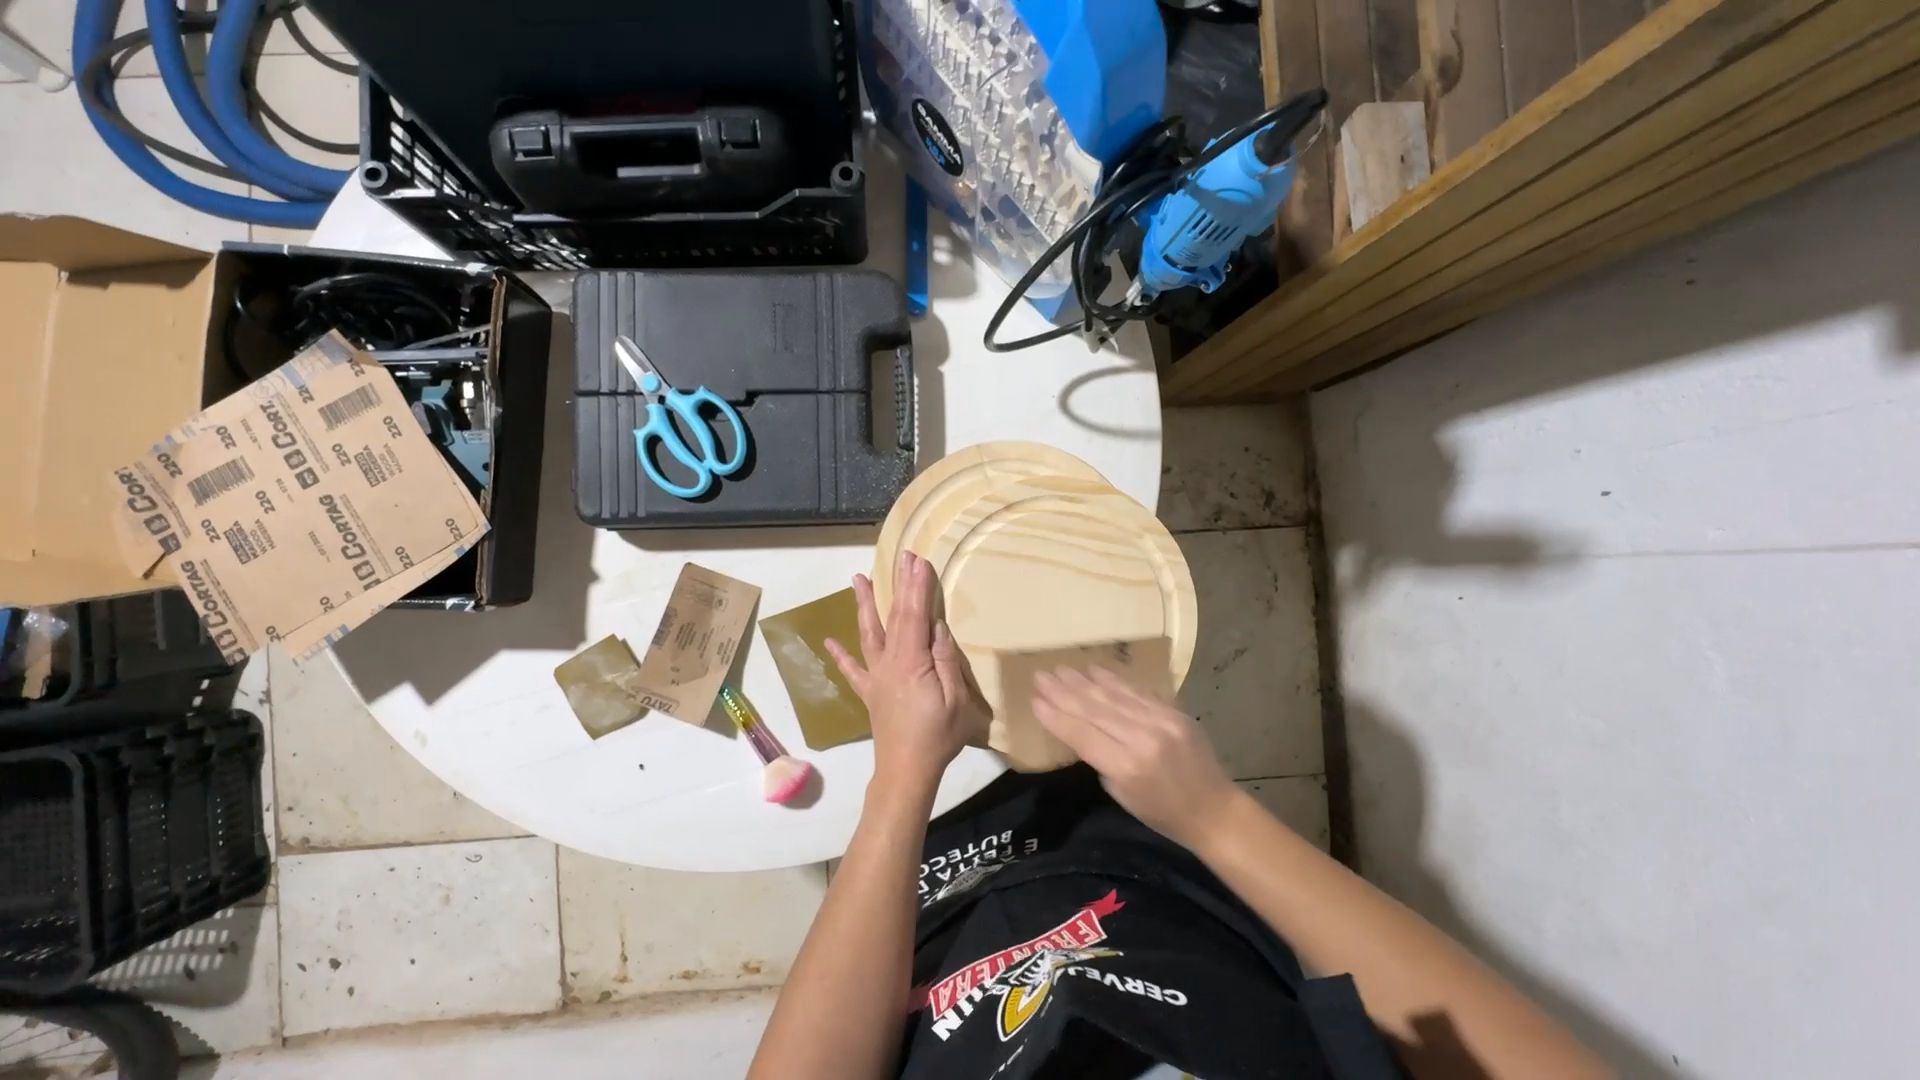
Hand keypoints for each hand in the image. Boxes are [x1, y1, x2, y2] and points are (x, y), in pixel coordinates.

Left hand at [827, 551, 974, 794]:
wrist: (906, 771)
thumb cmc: (938, 736)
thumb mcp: (956, 700)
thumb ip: (945, 661)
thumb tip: (937, 627)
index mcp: (912, 662)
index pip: (916, 615)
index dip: (918, 587)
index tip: (920, 561)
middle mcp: (889, 662)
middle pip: (894, 616)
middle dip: (899, 584)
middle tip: (902, 556)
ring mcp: (876, 677)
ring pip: (868, 634)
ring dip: (863, 605)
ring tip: (857, 578)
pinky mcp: (870, 692)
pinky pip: (852, 670)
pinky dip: (840, 655)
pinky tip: (829, 642)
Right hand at [1032, 667, 1241, 850]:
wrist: (1214, 810)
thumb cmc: (1162, 814)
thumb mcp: (1121, 795)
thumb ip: (1100, 759)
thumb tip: (1081, 728)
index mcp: (1127, 766)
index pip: (1082, 734)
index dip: (1056, 716)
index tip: (1035, 700)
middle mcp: (1144, 738)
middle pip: (1095, 709)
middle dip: (1064, 692)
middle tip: (1040, 676)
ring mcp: (1162, 721)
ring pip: (1115, 696)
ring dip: (1084, 681)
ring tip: (1061, 669)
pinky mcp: (1176, 712)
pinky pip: (1138, 692)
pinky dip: (1114, 681)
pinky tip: (1096, 671)